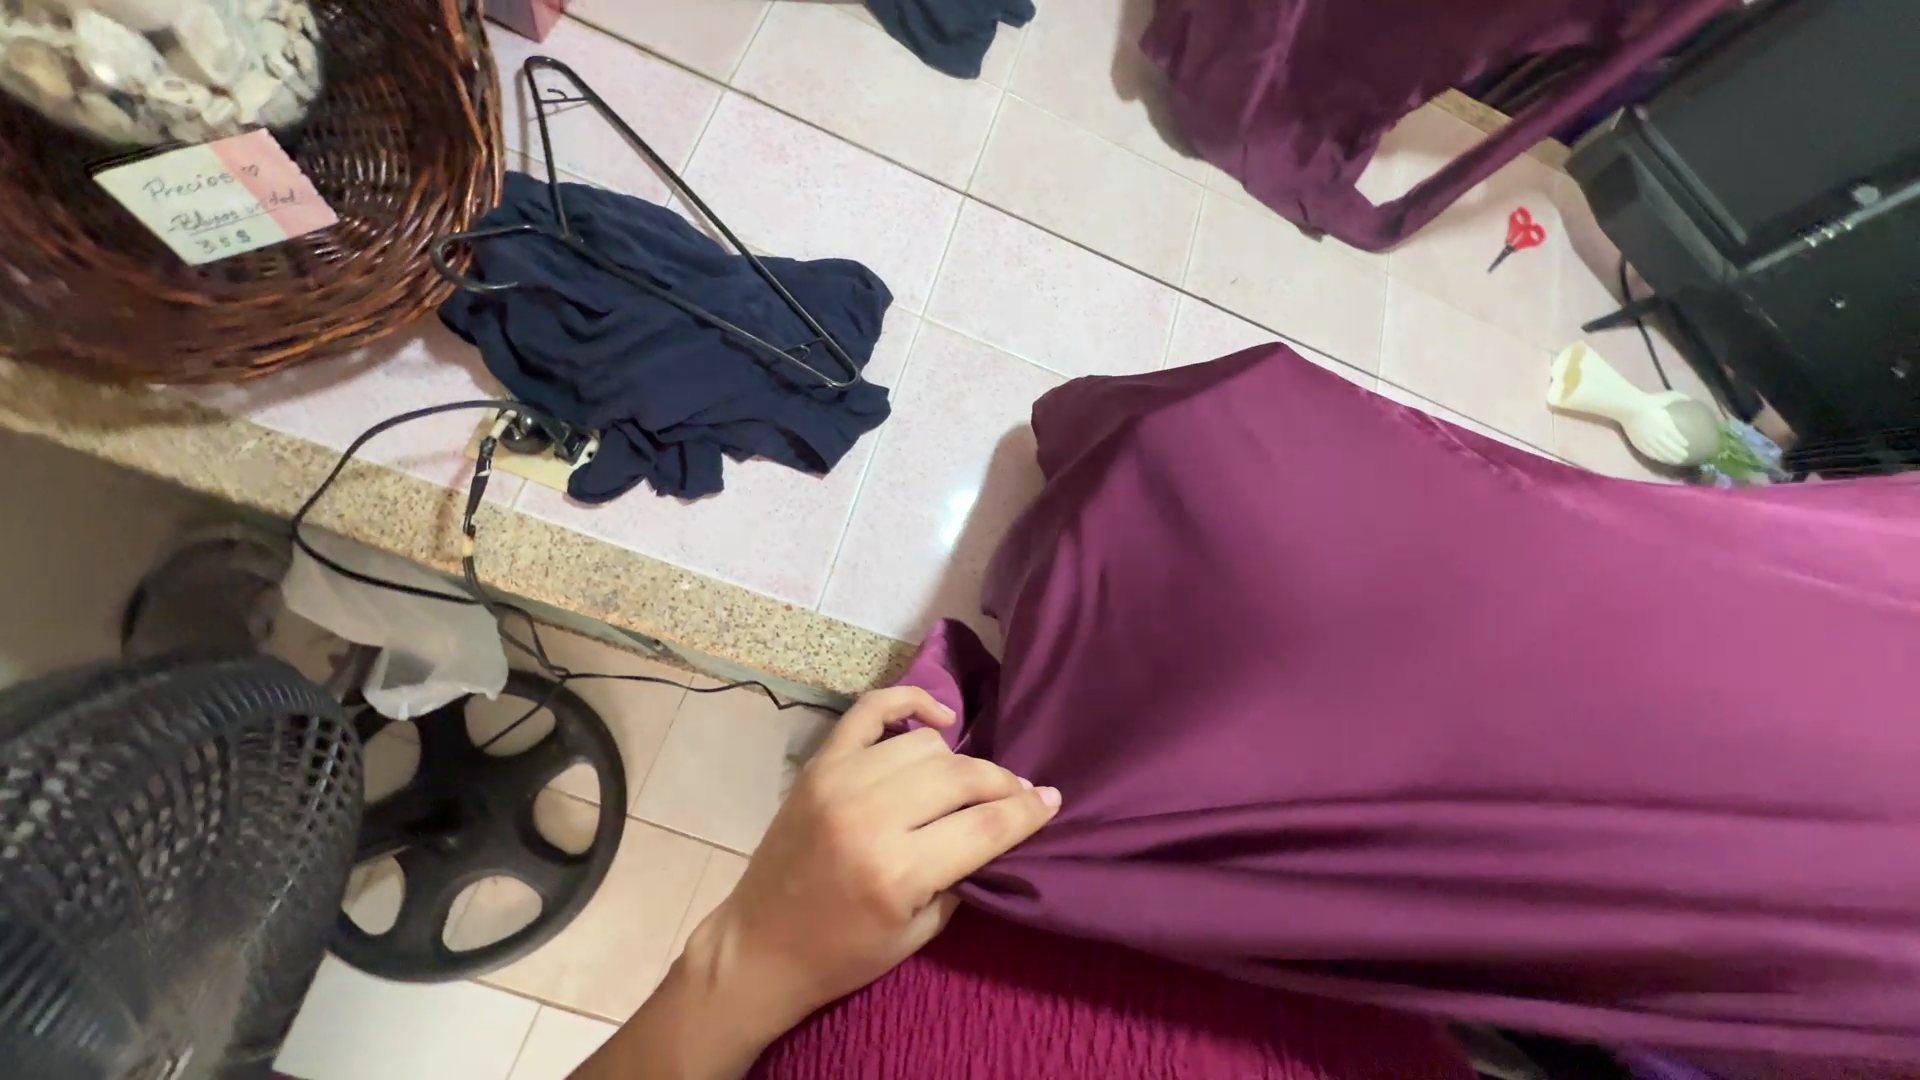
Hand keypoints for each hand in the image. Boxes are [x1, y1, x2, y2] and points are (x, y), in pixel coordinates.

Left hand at [693, 686, 1060, 1029]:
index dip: (1027, 811)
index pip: (985, 826)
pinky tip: (938, 717)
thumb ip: (963, 874)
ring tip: (966, 780)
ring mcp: (841, 780)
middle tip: (1019, 792)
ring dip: (957, 761)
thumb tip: (1001, 825)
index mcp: (898, 871)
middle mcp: (872, 816)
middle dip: (1002, 784)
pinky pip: (873, 709)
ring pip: (926, 744)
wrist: (759, 945)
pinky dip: (910, 700)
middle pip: (961, 777)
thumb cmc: (843, 953)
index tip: (1051, 799)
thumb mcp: (919, 933)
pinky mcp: (820, 763)